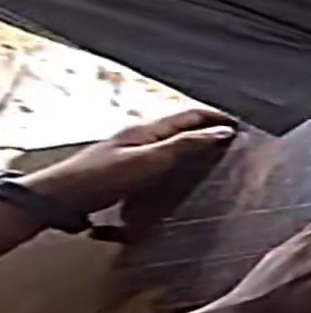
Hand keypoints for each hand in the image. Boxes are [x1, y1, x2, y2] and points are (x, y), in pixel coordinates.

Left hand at [21, 108, 234, 213]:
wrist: (59, 198)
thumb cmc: (106, 176)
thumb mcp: (152, 158)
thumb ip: (188, 143)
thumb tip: (225, 130)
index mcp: (148, 129)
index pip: (193, 115)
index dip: (221, 117)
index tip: (249, 125)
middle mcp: (143, 136)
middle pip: (187, 126)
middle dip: (215, 129)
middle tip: (244, 140)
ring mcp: (137, 151)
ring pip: (180, 141)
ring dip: (204, 143)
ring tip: (228, 153)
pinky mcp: (135, 166)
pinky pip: (172, 155)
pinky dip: (191, 156)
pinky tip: (199, 168)